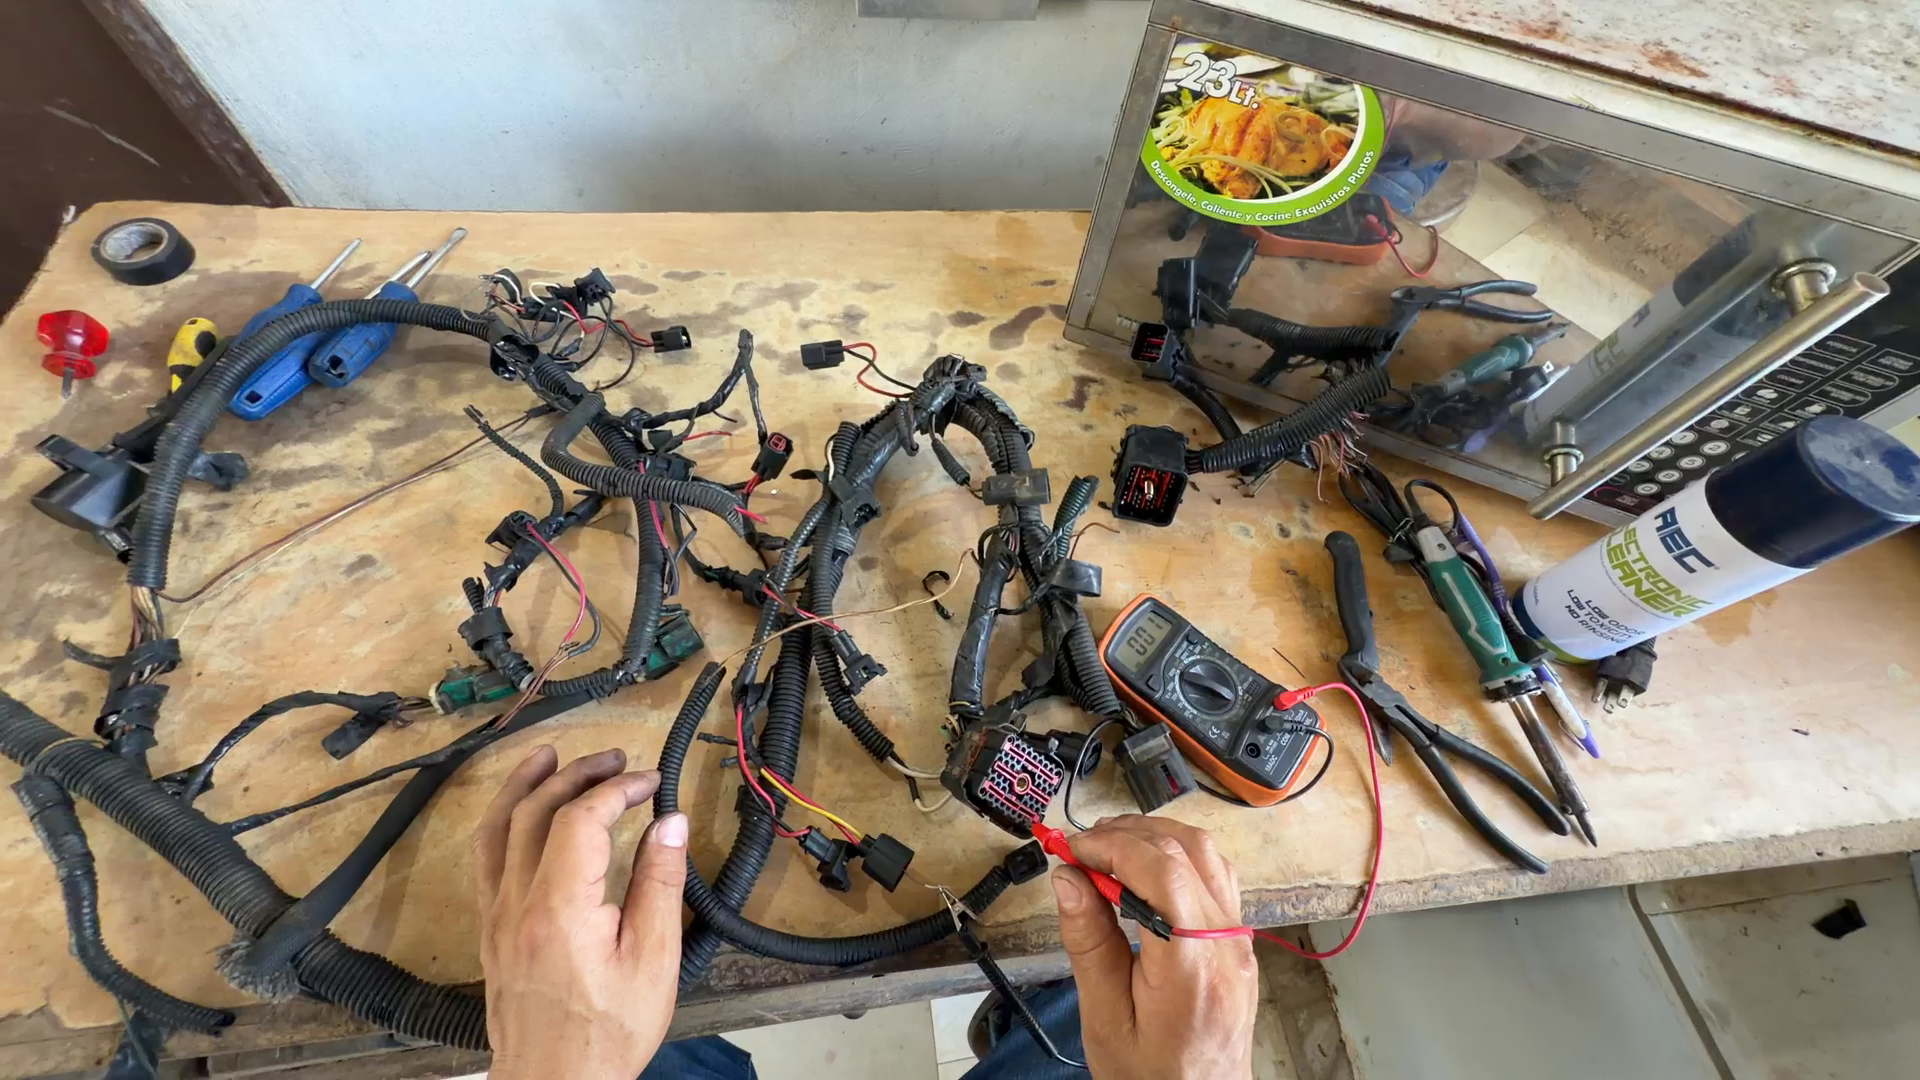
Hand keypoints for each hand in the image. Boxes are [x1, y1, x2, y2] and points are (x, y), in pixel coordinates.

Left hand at [473, 746, 688, 1079]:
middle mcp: (517, 904)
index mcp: (560, 908)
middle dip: (579, 774)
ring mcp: (497, 917)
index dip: (617, 789)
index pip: (580, 819)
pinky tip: (523, 811)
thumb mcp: (653, 959)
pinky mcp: (492, 931)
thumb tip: (670, 822)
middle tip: (618, 759)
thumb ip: (660, 884)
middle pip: (536, 813)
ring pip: (497, 831)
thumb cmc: (610, 1030)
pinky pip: (487, 860)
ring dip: (525, 786)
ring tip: (550, 756)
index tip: (651, 784)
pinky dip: (505, 821)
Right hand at [1053, 815, 1258, 1079]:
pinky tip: (1146, 865)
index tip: (1072, 850)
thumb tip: (1067, 876)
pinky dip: (1176, 851)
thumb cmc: (1150, 1074)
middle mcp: (1226, 943)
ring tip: (1108, 848)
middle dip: (1124, 835)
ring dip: (1151, 835)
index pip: (1161, 873)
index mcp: (1193, 968)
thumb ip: (1089, 942)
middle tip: (1081, 849)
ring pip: (1202, 850)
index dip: (1112, 847)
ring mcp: (1239, 937)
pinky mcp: (1239, 936)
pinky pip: (1214, 869)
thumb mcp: (1105, 1018)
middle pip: (1181, 851)